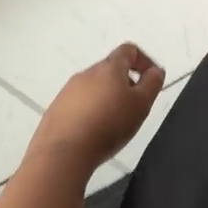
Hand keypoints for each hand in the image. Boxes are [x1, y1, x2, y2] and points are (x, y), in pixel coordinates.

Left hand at [27, 43, 165, 172]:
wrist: (60, 158)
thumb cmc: (108, 126)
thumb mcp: (142, 104)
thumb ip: (153, 82)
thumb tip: (155, 71)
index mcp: (109, 68)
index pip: (128, 50)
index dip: (143, 60)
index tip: (150, 79)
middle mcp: (85, 75)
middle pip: (109, 70)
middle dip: (124, 83)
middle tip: (132, 106)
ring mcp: (65, 94)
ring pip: (92, 89)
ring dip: (105, 99)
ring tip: (111, 123)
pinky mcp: (52, 113)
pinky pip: (76, 106)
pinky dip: (87, 113)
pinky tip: (90, 134)